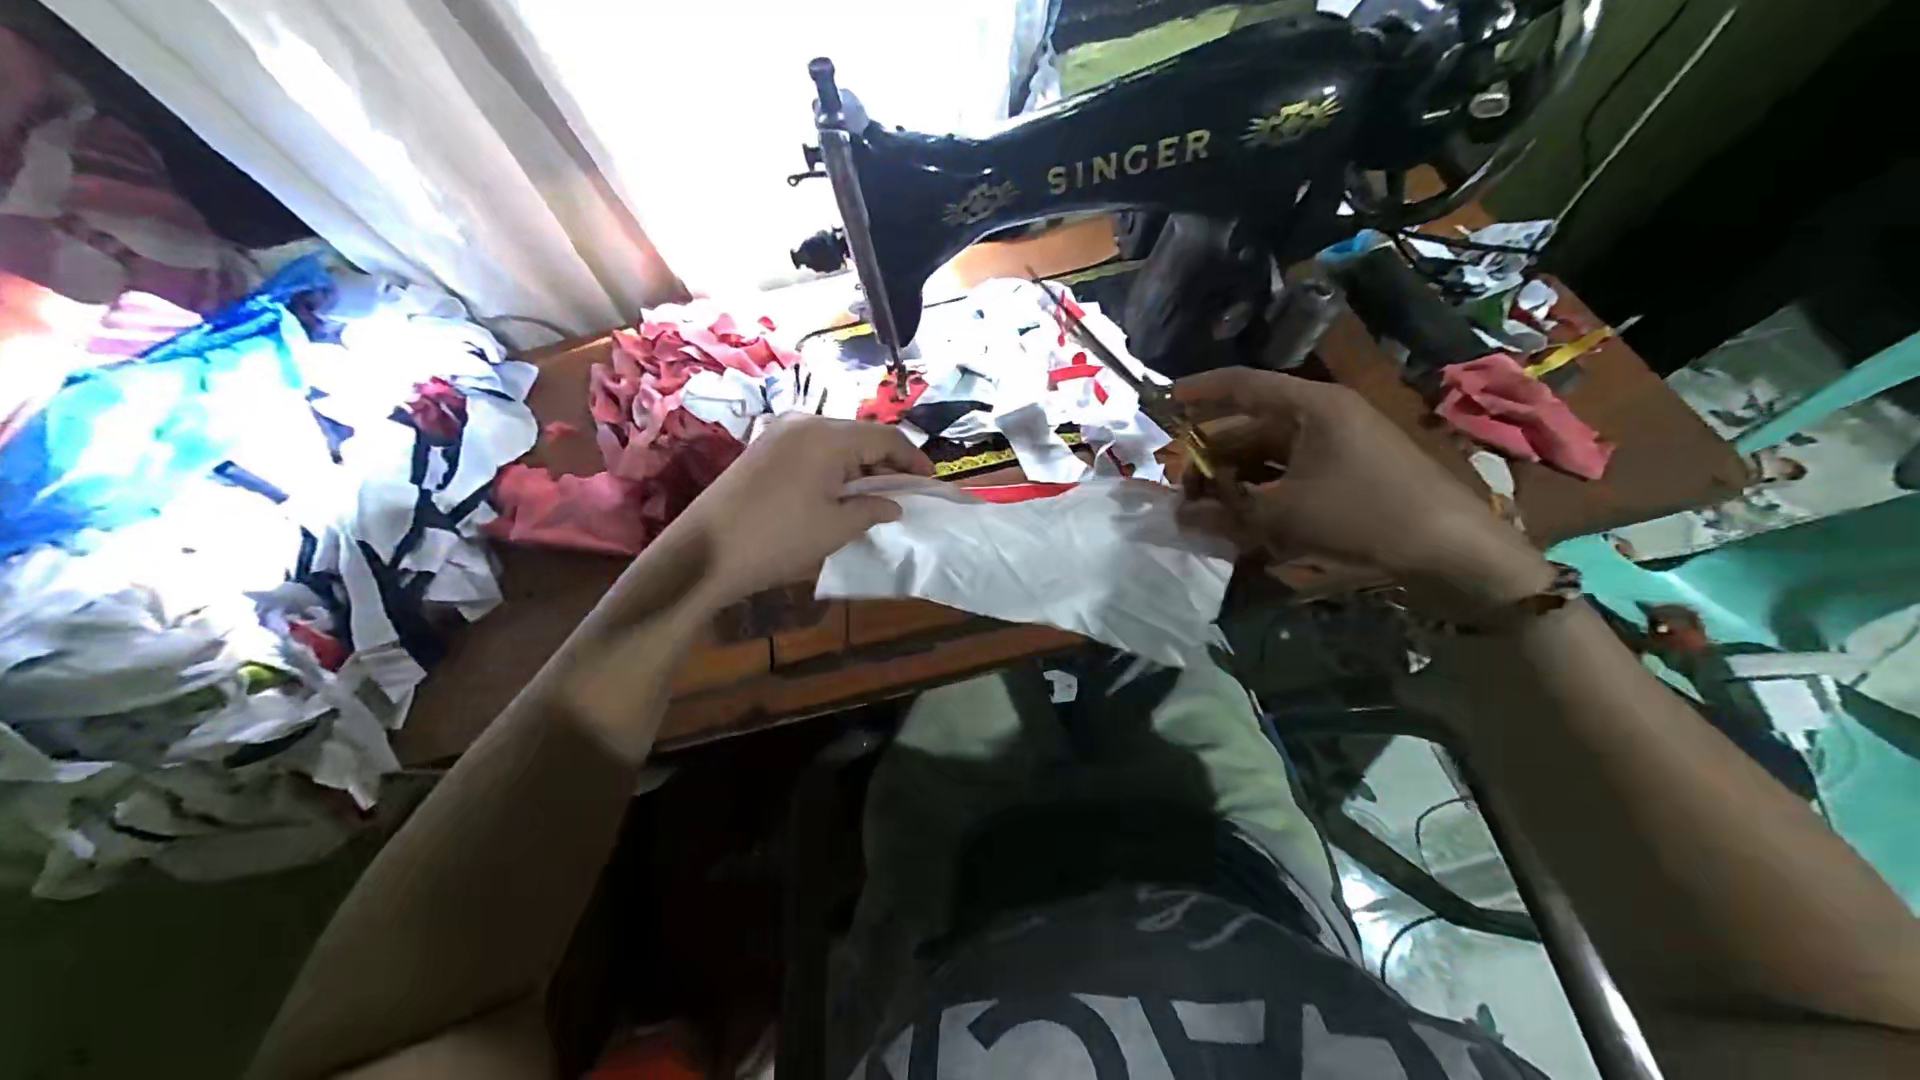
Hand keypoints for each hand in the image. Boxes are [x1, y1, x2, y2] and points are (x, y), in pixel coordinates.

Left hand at [661, 413, 932, 607]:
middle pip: (861, 435)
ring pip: (837, 441)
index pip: (886, 438)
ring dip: (861, 464)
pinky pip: (813, 449)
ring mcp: (779, 433)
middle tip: (906, 490)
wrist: (704, 553)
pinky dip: (835, 466)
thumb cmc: (778, 540)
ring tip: (878, 493)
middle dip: (888, 462)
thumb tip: (893, 504)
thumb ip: (872, 509)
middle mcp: (804, 422)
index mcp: (827, 436)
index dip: (914, 460)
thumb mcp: (835, 528)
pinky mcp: (764, 448)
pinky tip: (842, 489)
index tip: (931, 482)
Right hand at [1173, 368, 1552, 610]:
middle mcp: (1325, 416)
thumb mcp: (1283, 515)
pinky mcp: (1350, 472)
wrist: (1451, 550)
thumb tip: (1180, 515)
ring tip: (1206, 507)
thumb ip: (1225, 511)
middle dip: (1212, 454)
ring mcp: (1340, 444)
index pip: (1243, 384)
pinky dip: (1265, 492)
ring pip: (1270, 454)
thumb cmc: (1363, 515)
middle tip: (1181, 484)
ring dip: (1236, 478)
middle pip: (1252, 424)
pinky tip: (1244, 519)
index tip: (1164, 400)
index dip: (1200, 390)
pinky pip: (1292, 474)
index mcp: (1312, 406)